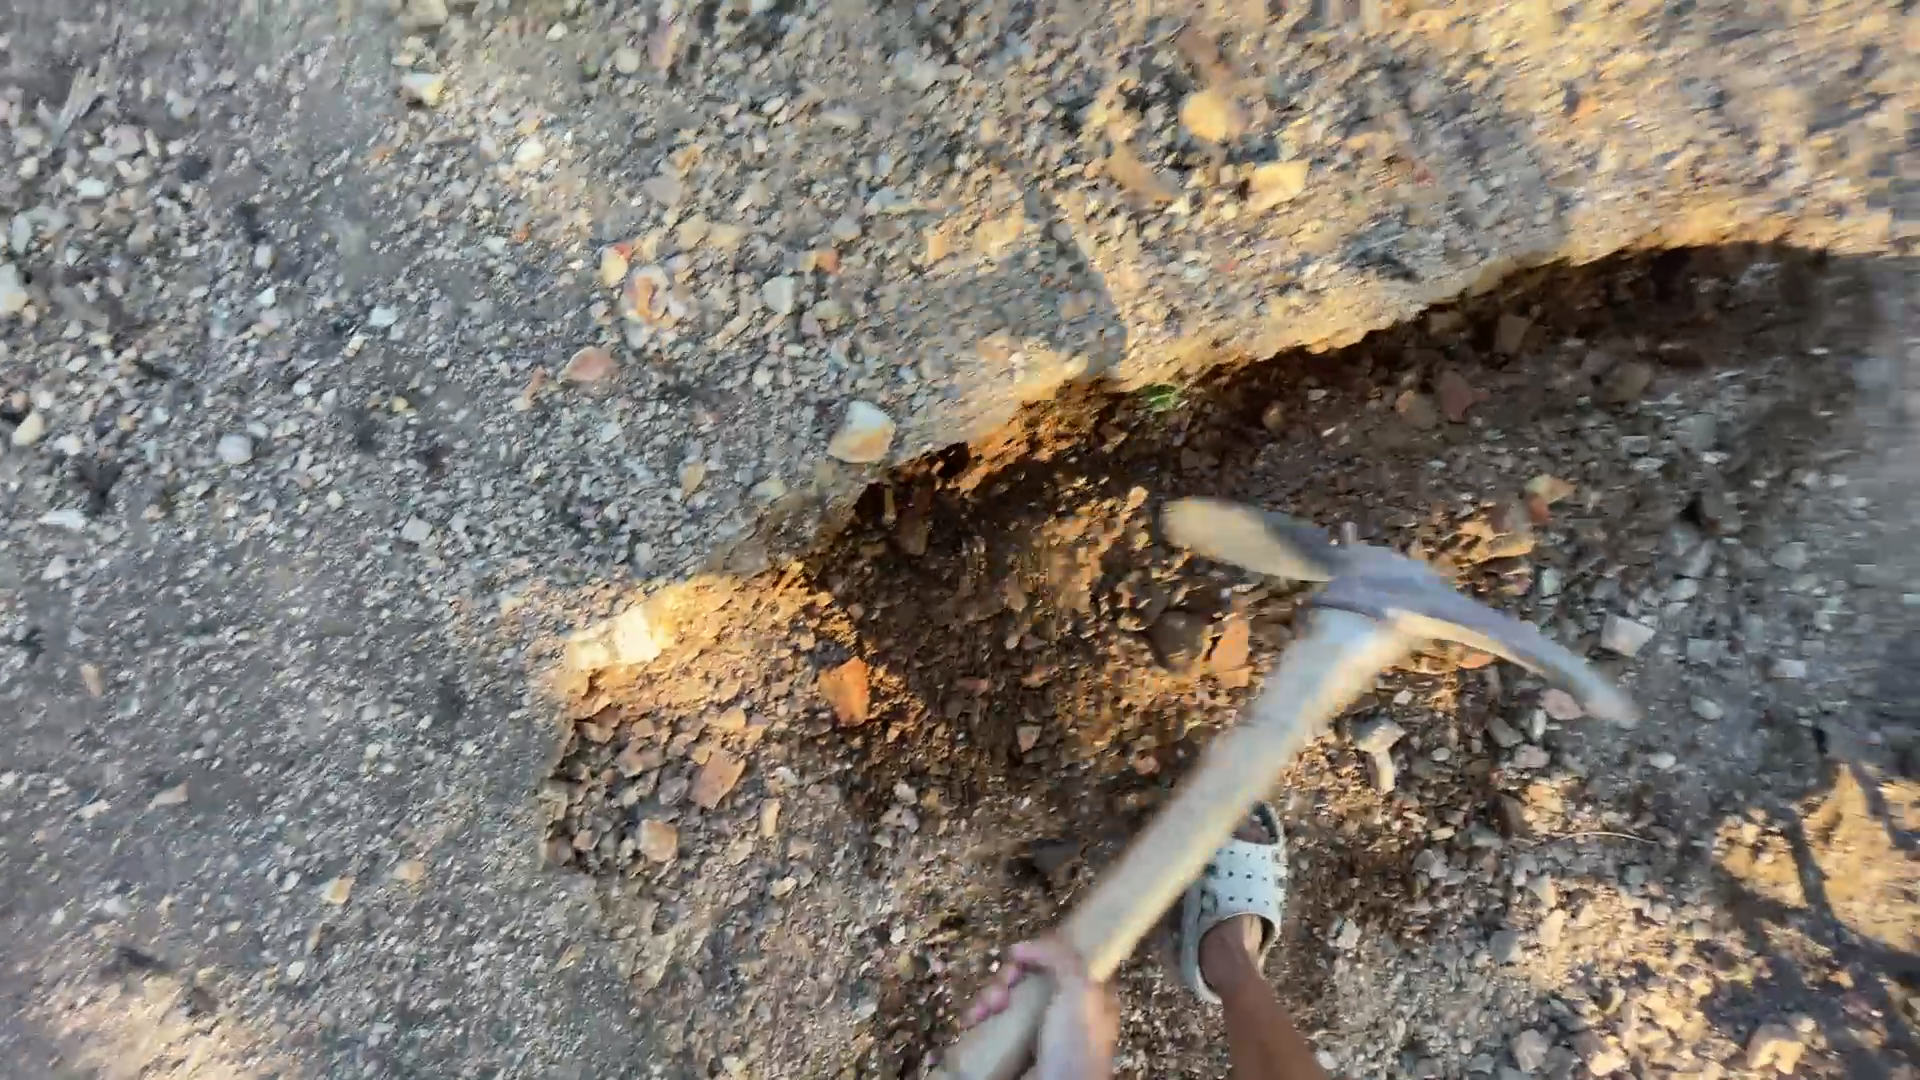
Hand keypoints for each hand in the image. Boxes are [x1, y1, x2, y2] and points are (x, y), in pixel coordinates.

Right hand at [962, 937, 1117, 1079]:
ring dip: (989, 995)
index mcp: (1086, 993)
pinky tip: (972, 1018)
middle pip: (1027, 975)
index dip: (1037, 953)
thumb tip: (1019, 948)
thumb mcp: (1079, 987)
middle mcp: (1062, 1008)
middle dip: (1007, 976)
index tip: (1021, 955)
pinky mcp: (1013, 1048)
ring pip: (1006, 995)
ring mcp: (1036, 1030)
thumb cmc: (1076, 1043)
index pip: (1058, 958)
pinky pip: (991, 1021)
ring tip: (985, 1009)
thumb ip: (1056, 955)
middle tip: (1004, 987)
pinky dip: (979, 1014)